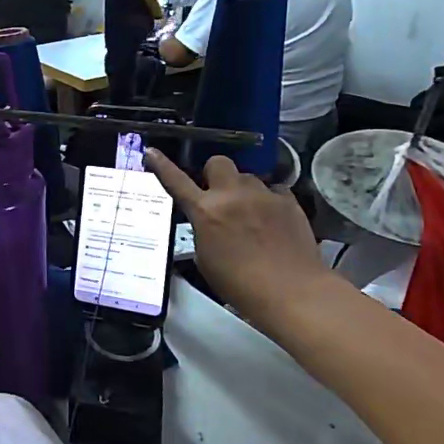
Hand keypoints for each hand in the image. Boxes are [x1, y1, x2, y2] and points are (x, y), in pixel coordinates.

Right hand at [145, 149, 327, 318]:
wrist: (292, 291)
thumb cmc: (239, 283)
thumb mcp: (205, 257)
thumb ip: (203, 230)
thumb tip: (209, 221)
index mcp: (205, 211)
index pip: (176, 181)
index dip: (161, 165)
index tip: (152, 151)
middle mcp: (232, 195)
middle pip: (218, 162)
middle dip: (214, 174)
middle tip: (218, 193)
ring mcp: (263, 196)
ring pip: (247, 177)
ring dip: (243, 190)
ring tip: (250, 213)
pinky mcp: (289, 202)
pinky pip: (274, 190)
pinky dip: (269, 200)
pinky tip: (272, 218)